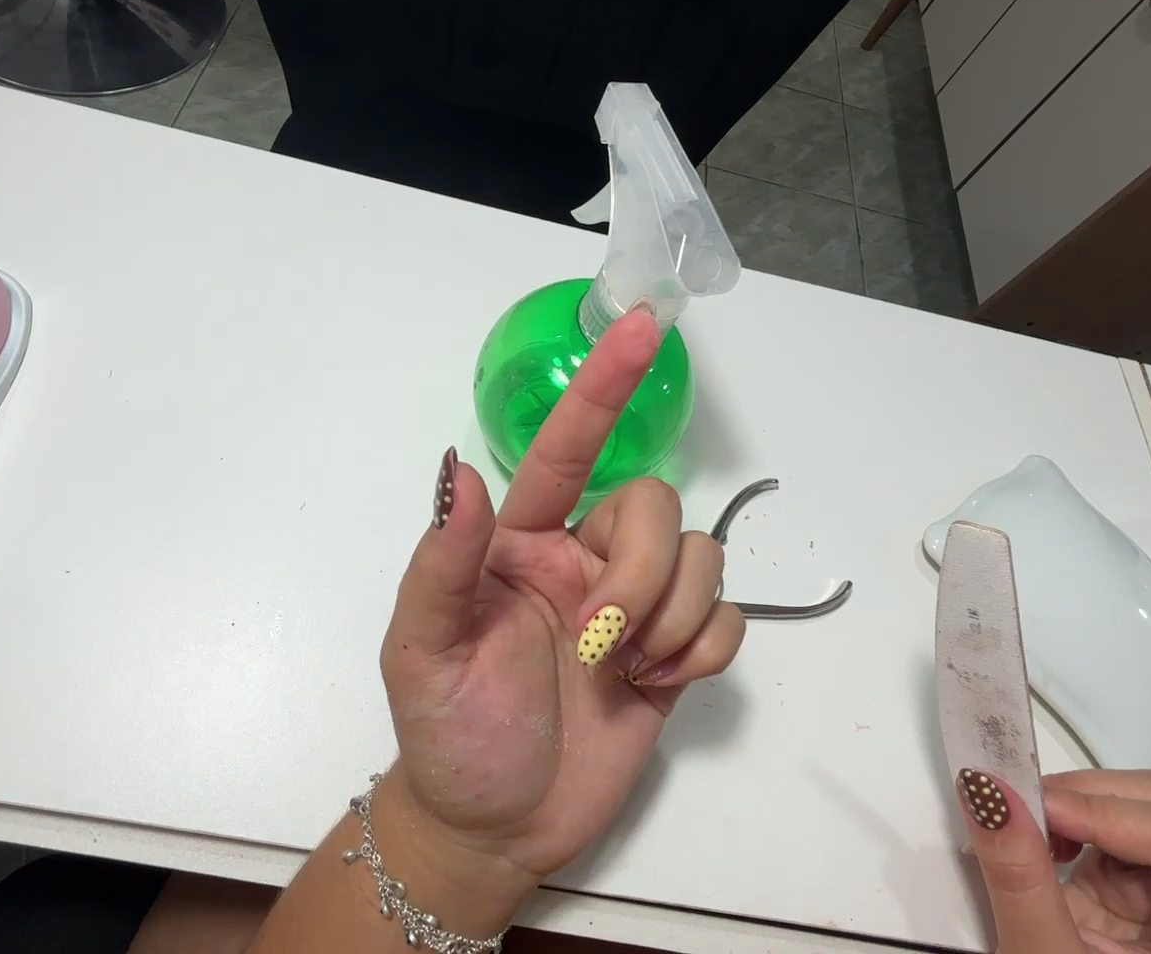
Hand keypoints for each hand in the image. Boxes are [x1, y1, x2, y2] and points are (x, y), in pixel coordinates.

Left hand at [377, 308, 744, 902]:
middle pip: (653, 506)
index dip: (602, 385)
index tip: (641, 324)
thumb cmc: (451, 733)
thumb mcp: (424, 650)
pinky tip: (658, 686)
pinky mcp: (676, 653)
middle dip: (640, 574)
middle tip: (602, 643)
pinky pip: (726, 617)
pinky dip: (704, 650)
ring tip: (627, 672)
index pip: (567, 446)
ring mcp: (634, 604)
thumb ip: (443, 563)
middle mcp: (583, 557)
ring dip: (672, 618)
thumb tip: (462, 470)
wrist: (496, 824)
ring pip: (697, 555)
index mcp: (523, 542)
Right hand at [959, 767, 1150, 952]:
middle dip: (1087, 796)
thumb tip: (985, 788)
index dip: (1103, 812)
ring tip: (1022, 828)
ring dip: (1072, 805)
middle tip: (1020, 808)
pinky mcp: (1143, 900)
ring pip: (1143, 811)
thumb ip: (1021, 879)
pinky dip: (1064, 822)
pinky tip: (1035, 843)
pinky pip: (1110, 834)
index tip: (1025, 805)